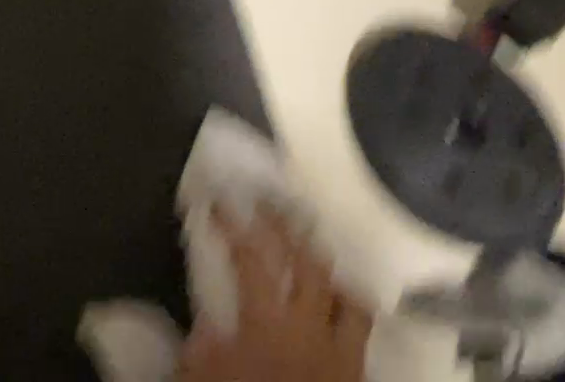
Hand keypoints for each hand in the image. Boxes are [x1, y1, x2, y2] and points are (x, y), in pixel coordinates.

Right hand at [178, 210, 371, 381]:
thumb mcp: (204, 380)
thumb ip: (205, 351)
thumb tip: (207, 323)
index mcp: (267, 325)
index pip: (251, 257)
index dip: (234, 224)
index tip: (219, 202)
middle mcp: (311, 329)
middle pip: (307, 262)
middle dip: (286, 227)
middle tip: (268, 204)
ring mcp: (341, 353)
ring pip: (348, 295)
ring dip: (329, 270)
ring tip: (311, 253)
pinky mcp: (358, 376)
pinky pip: (360, 332)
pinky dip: (347, 309)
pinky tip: (335, 308)